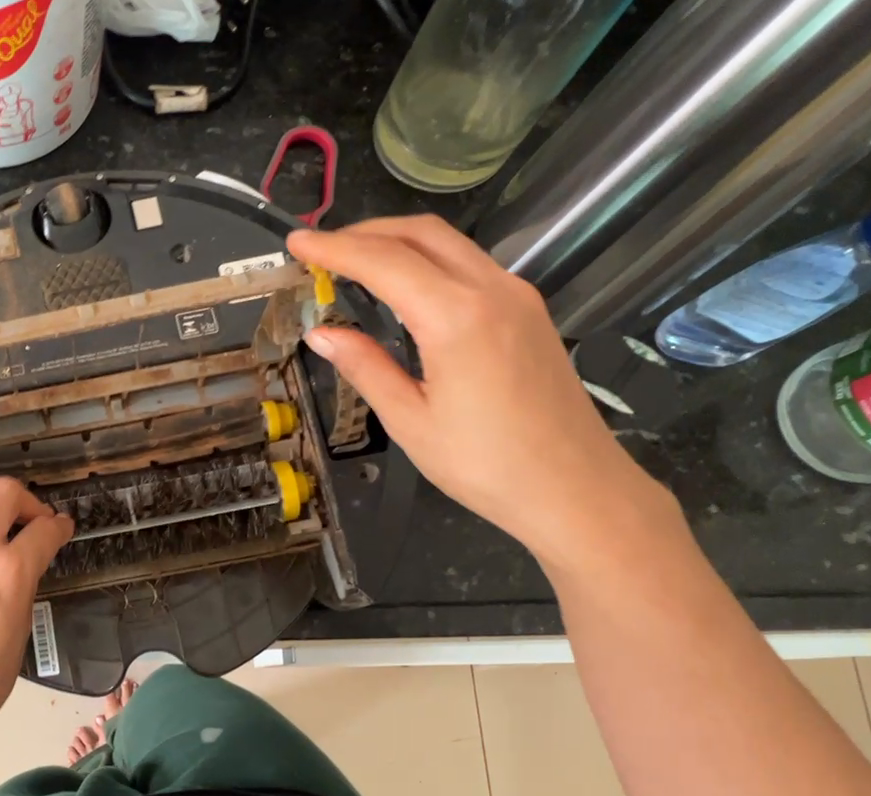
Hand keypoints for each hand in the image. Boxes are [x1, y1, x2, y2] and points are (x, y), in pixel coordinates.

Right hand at [287, 216, 673, 565]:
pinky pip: (471, 267)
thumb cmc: (484, 464)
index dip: (334, 248)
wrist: (573, 487)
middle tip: (321, 249)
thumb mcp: (409, 420)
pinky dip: (428, 263)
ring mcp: (518, 296)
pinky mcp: (529, 312)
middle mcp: (492, 290)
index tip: (297, 242)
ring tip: (353, 263)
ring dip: (398, 243)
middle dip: (366, 232)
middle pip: (422, 234)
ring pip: (451, 245)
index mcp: (456, 317)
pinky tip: (404, 288)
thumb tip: (322, 334)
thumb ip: (365, 367)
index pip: (384, 262)